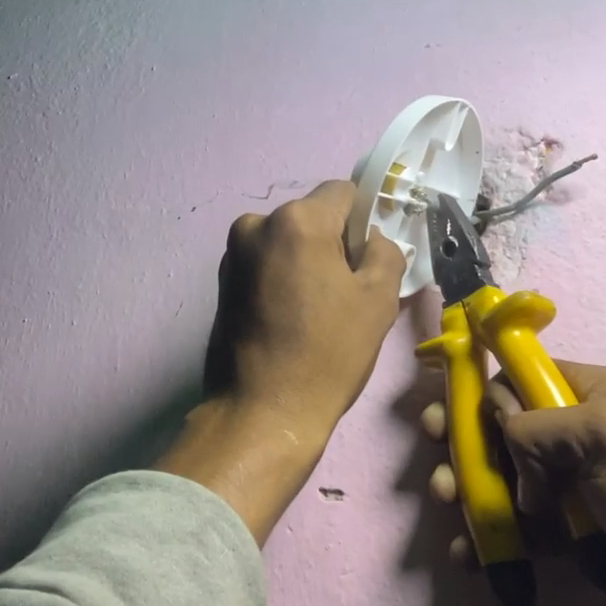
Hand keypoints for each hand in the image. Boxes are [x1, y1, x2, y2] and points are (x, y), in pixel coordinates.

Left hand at [156, 180, 405, 543]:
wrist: (261, 412)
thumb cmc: (327, 355)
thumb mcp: (378, 301)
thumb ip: (385, 253)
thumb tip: (372, 239)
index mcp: (297, 220)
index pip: (343, 192)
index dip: (365, 218)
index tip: (371, 256)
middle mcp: (256, 224)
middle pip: (312, 216)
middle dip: (334, 242)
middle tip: (349, 291)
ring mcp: (233, 253)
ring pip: (287, 240)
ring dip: (306, 260)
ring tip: (318, 310)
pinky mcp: (221, 281)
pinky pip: (265, 263)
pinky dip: (282, 277)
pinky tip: (292, 318)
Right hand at [430, 361, 605, 605]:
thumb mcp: (602, 437)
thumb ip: (535, 422)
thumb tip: (496, 424)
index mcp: (592, 392)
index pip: (520, 374)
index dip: (478, 388)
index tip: (441, 411)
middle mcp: (580, 431)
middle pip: (504, 428)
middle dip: (465, 446)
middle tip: (438, 463)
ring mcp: (578, 484)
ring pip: (508, 479)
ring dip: (474, 494)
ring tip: (452, 510)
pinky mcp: (578, 533)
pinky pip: (526, 527)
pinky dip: (496, 538)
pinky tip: (471, 556)